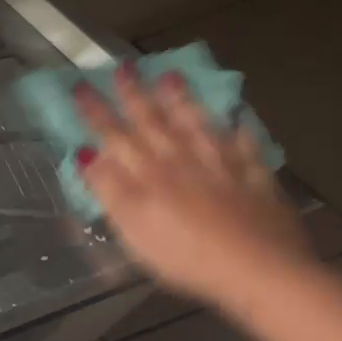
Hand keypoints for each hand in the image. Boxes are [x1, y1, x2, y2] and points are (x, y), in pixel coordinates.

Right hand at [75, 64, 314, 308]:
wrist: (262, 274)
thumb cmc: (183, 254)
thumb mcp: (130, 226)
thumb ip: (108, 188)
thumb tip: (86, 152)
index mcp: (146, 174)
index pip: (113, 134)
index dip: (95, 110)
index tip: (80, 84)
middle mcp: (181, 162)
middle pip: (154, 123)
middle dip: (136, 94)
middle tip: (125, 65)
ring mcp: (223, 170)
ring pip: (198, 127)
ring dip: (182, 102)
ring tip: (172, 77)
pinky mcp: (257, 185)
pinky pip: (247, 151)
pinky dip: (240, 132)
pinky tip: (239, 118)